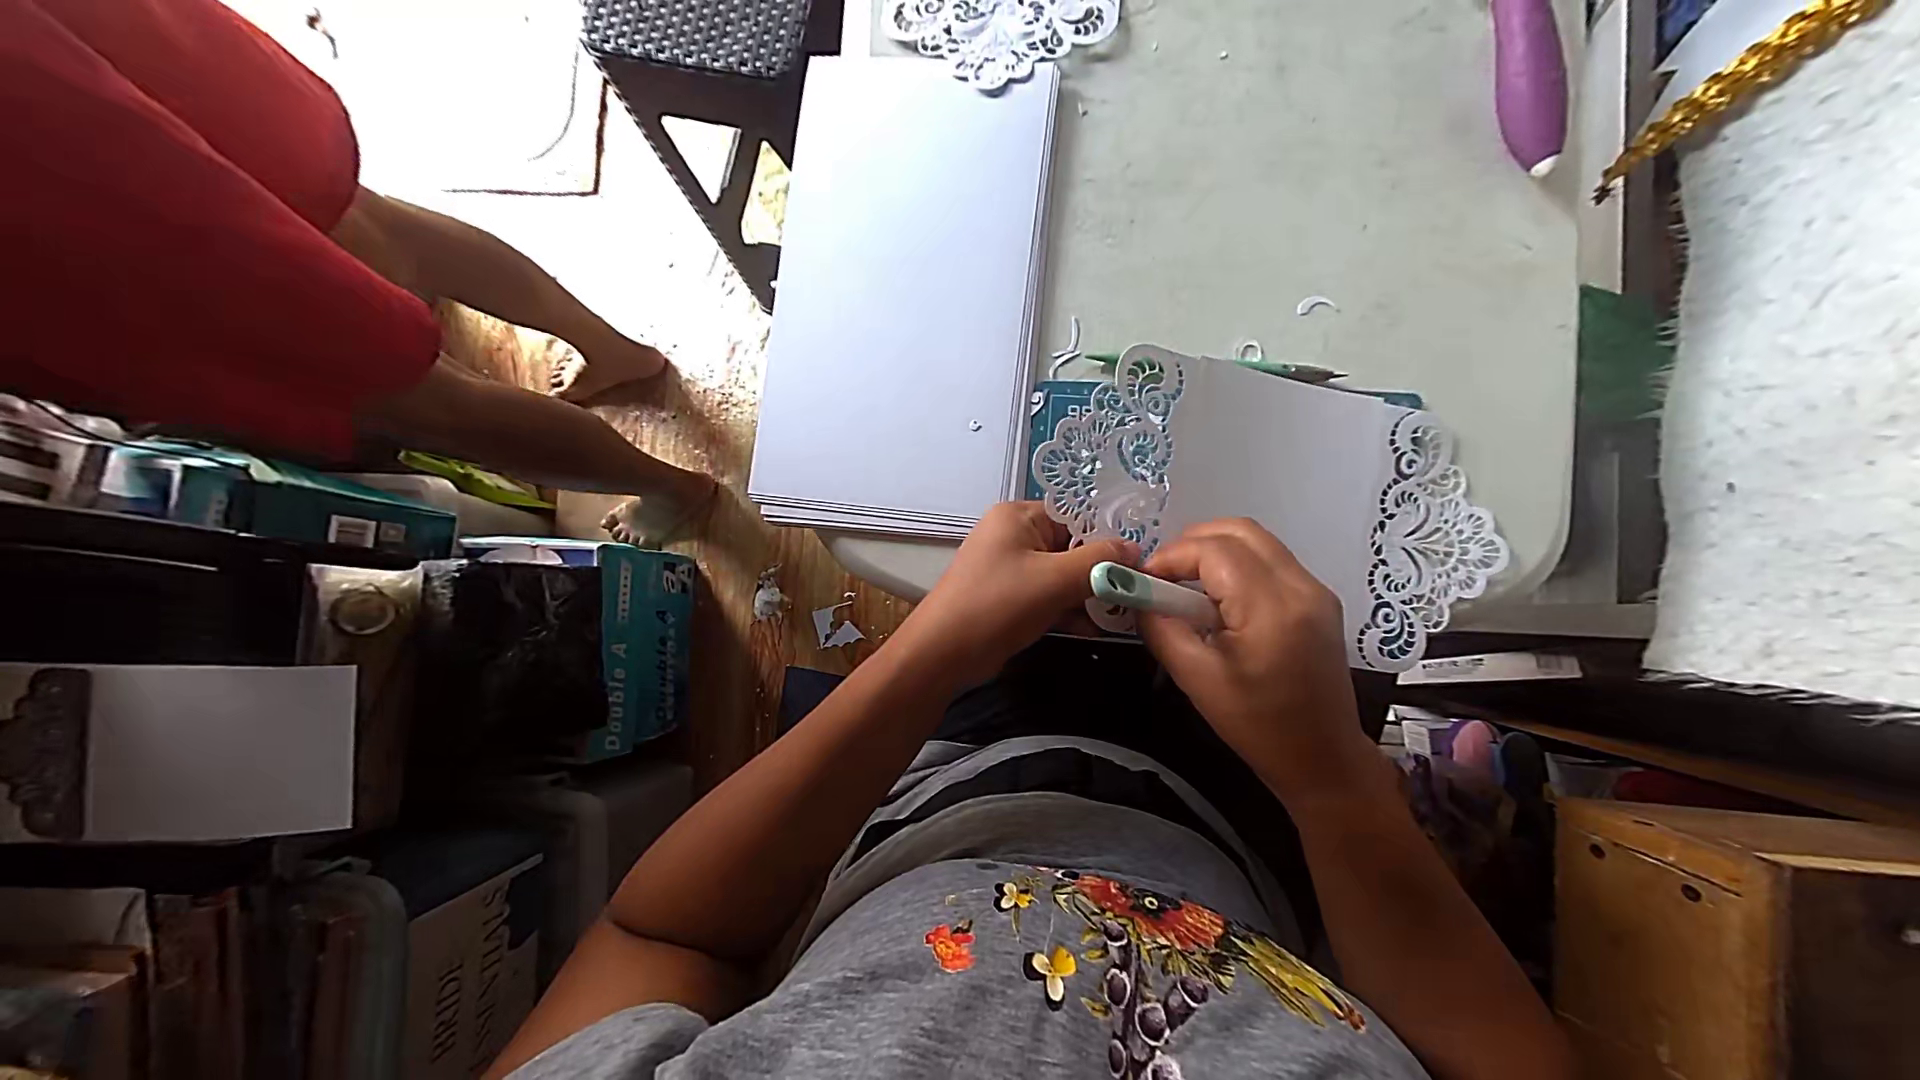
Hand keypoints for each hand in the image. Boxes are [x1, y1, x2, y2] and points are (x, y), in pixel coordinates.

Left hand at [892, 502, 1136, 688]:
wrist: (943, 655)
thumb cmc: (996, 605)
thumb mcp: (1054, 579)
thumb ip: (1099, 561)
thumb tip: (1134, 550)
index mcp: (1019, 516)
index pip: (1076, 516)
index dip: (1108, 538)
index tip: (1139, 562)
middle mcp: (1014, 537)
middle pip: (1072, 547)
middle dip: (1101, 573)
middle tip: (1134, 594)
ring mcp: (1011, 569)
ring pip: (1063, 576)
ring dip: (1089, 595)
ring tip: (1120, 615)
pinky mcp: (1011, 599)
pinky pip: (1050, 597)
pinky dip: (1070, 610)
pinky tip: (1094, 628)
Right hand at [1135, 519, 1375, 800]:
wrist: (1323, 759)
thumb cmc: (1257, 726)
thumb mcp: (1195, 678)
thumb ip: (1160, 628)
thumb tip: (1138, 596)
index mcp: (1272, 609)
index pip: (1214, 550)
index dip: (1171, 556)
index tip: (1145, 582)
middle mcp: (1302, 587)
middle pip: (1240, 530)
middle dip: (1192, 544)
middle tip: (1163, 576)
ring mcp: (1316, 591)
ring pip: (1256, 541)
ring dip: (1213, 552)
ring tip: (1185, 588)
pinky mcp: (1318, 600)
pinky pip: (1269, 561)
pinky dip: (1235, 566)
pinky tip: (1216, 601)